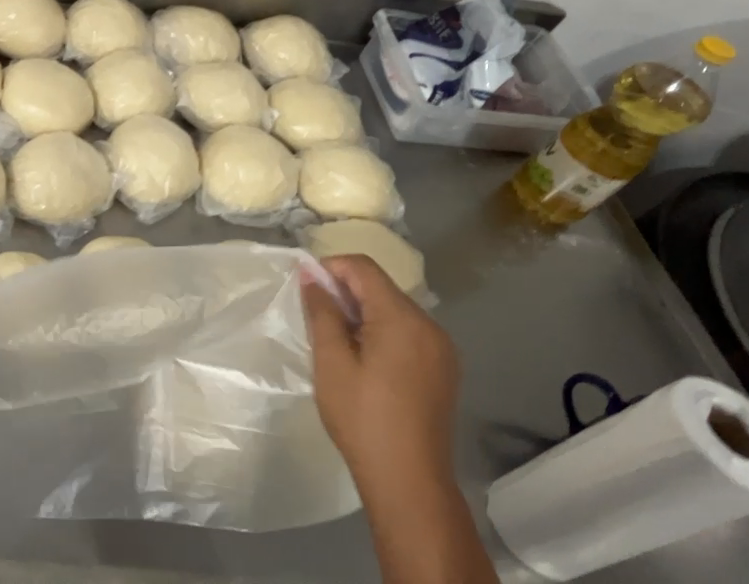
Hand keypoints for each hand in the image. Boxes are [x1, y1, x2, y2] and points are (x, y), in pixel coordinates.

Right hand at [301, 254, 458, 488]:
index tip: (305, 290)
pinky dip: (381, 333)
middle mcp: (430, 326)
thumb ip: (322, 312)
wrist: (409, 479)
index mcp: (403, 319)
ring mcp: (441, 349)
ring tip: (336, 344)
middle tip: (315, 320)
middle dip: (345, 293)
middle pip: (381, 288)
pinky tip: (364, 362)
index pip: (364, 268)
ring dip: (362, 314)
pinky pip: (407, 333)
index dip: (330, 268)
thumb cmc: (363, 418)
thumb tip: (311, 277)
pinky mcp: (443, 369)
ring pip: (394, 311)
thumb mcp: (331, 362)